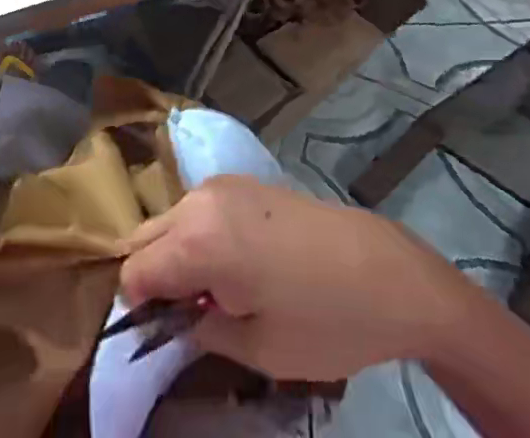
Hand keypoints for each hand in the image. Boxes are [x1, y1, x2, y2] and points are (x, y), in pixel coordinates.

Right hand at [120, 176, 481, 381]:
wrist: (394, 275)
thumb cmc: (327, 320)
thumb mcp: (259, 348)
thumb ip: (200, 332)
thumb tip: (177, 319)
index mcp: (195, 241)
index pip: (135, 271)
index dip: (138, 306)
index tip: (160, 331)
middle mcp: (198, 202)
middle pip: (144, 238)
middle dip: (154, 276)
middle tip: (186, 314)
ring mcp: (221, 185)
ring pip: (170, 222)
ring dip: (176, 254)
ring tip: (216, 290)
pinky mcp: (243, 182)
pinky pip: (199, 211)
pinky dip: (199, 236)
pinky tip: (237, 263)